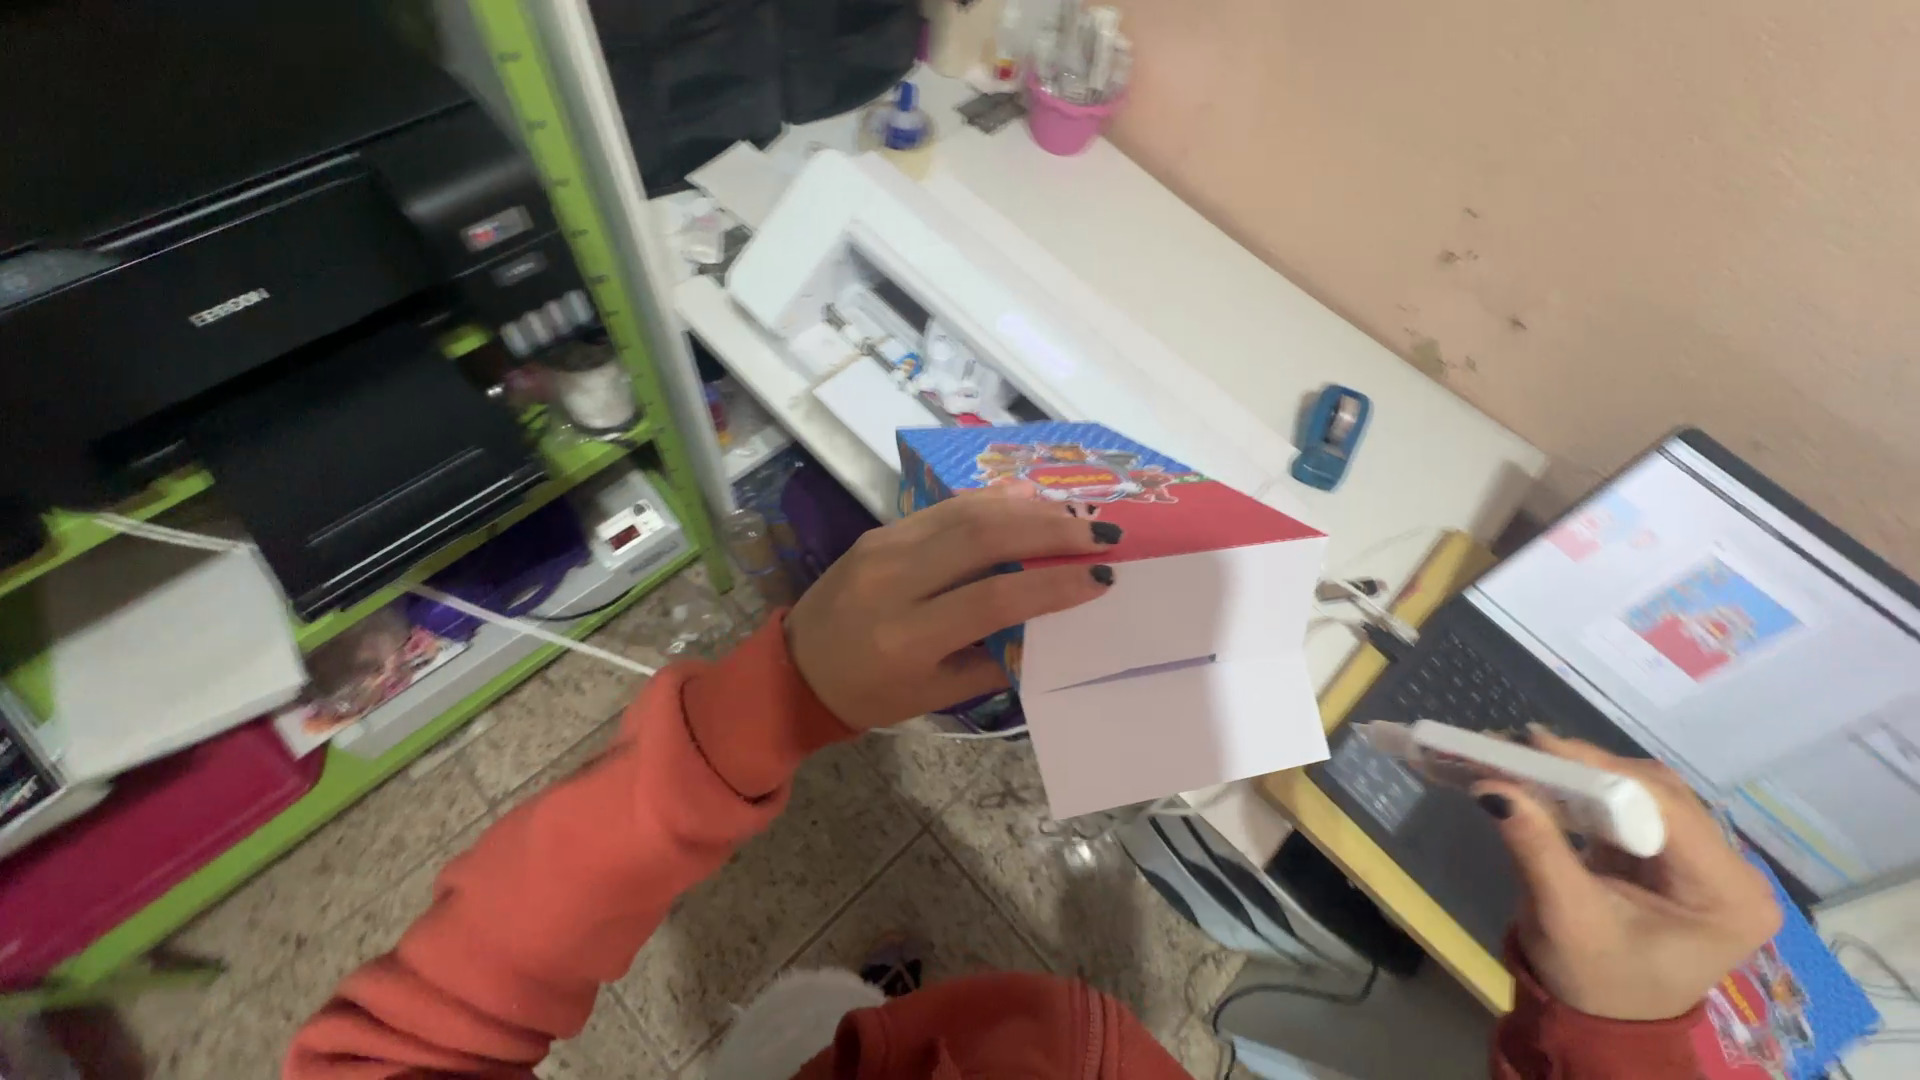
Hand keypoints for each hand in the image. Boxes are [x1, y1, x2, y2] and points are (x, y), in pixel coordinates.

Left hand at [784, 490, 1118, 730]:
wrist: (794, 668)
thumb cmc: (870, 695)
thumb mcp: (936, 695)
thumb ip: (994, 657)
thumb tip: (1050, 621)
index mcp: (906, 638)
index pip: (992, 599)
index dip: (1051, 584)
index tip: (1102, 576)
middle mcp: (893, 583)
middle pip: (981, 538)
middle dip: (1048, 530)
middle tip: (1099, 531)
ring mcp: (882, 548)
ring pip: (963, 512)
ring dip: (1025, 507)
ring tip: (1073, 512)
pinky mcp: (879, 531)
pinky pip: (943, 508)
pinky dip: (990, 500)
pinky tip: (1027, 498)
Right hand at [1475, 732, 1781, 1020]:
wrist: (1601, 1020)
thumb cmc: (1594, 980)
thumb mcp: (1563, 916)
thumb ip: (1536, 846)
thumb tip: (1491, 785)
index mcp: (1725, 894)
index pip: (1666, 808)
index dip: (1600, 769)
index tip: (1534, 744)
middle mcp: (1728, 871)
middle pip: (1658, 792)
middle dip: (1587, 765)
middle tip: (1520, 746)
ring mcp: (1701, 862)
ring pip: (1643, 791)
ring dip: (1583, 771)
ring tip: (1525, 755)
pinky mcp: (1668, 857)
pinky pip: (1629, 806)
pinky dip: (1585, 789)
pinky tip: (1545, 777)